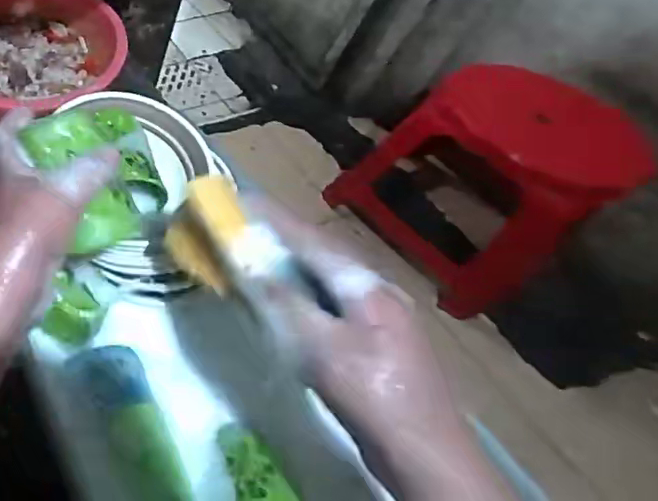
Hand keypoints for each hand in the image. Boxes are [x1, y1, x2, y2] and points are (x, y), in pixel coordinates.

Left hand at [0, 108, 117, 359]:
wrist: (6, 292)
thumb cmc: (26, 232)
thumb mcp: (62, 195)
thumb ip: (87, 171)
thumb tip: (113, 149)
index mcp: (3, 167)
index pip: (5, 132)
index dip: (18, 118)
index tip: (35, 109)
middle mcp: (1, 187)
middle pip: (18, 159)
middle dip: (39, 149)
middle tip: (72, 142)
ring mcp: (9, 216)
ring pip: (31, 188)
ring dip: (52, 179)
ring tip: (84, 174)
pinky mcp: (21, 242)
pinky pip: (42, 215)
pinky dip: (60, 208)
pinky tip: (83, 213)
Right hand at [249, 200, 511, 500]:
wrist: (429, 463)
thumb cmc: (372, 395)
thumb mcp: (318, 345)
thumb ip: (277, 297)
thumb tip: (239, 256)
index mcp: (364, 283)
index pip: (304, 234)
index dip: (264, 213)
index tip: (227, 195)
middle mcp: (373, 289)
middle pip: (313, 249)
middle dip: (270, 232)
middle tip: (229, 223)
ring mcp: (376, 315)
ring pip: (318, 273)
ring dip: (280, 259)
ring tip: (243, 251)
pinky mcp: (371, 339)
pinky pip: (322, 296)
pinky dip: (292, 285)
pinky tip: (275, 294)